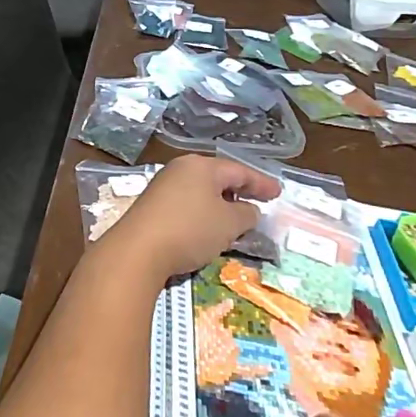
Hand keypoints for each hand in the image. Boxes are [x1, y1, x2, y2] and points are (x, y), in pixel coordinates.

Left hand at [102, 155, 279, 278]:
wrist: (137, 250)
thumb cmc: (190, 230)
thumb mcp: (228, 223)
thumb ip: (245, 214)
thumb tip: (248, 210)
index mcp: (201, 166)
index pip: (239, 170)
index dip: (261, 183)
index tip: (278, 193)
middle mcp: (180, 170)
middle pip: (218, 178)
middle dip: (240, 190)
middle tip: (259, 202)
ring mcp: (163, 187)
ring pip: (201, 192)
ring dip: (221, 204)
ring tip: (237, 218)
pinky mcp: (152, 206)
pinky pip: (187, 204)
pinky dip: (204, 213)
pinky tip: (209, 228)